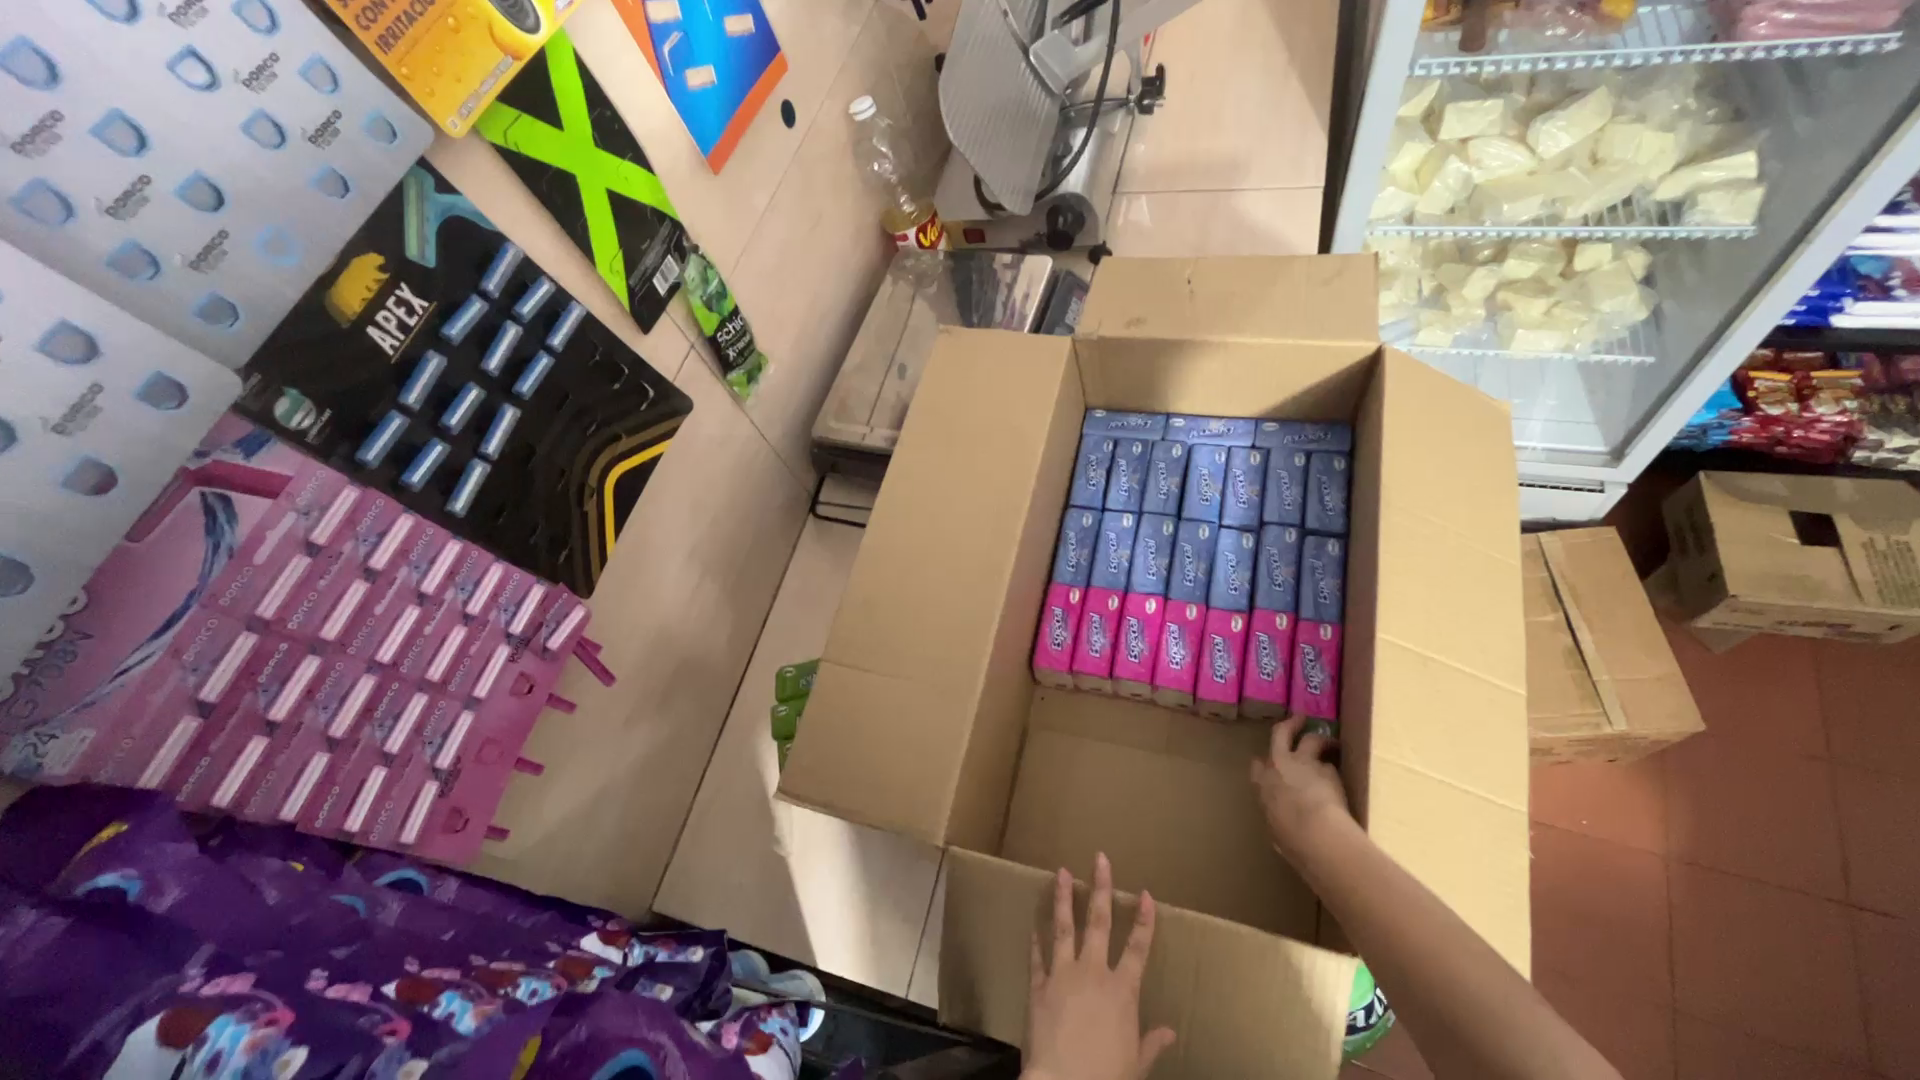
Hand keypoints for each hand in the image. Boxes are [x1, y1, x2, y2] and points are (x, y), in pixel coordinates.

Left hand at [1023, 853, 1175, 1079]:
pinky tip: (1034, 923)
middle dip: (1100, 888)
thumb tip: (1170, 1032)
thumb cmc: (1106, 1076)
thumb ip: (1151, 1043)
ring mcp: (1063, 976)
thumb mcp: (1136, 1062)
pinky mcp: (1038, 986)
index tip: (1145, 893)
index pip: (1138, 948)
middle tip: (1099, 859)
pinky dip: (1036, 940)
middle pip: (1099, 923)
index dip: (1144, 920)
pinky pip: (1037, 958)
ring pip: (1064, 928)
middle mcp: (1094, 973)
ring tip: (1061, 872)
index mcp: (1123, 991)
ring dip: (1063, 898)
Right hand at [1250, 715, 1352, 859]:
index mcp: (1263, 785)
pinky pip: (1331, 763)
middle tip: (1299, 720)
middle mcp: (1280, 766)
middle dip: (1290, 725)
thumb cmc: (1291, 838)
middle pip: (1280, 734)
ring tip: (1331, 742)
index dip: (1264, 763)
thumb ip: (1279, 820)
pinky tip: (1344, 773)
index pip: (1257, 765)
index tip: (1269, 762)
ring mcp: (1304, 763)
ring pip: (1311, 739)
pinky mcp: (1328, 769)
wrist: (1315, 831)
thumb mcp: (1277, 832)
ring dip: (1321, 739)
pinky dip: (1336, 766)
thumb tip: (1283, 828)